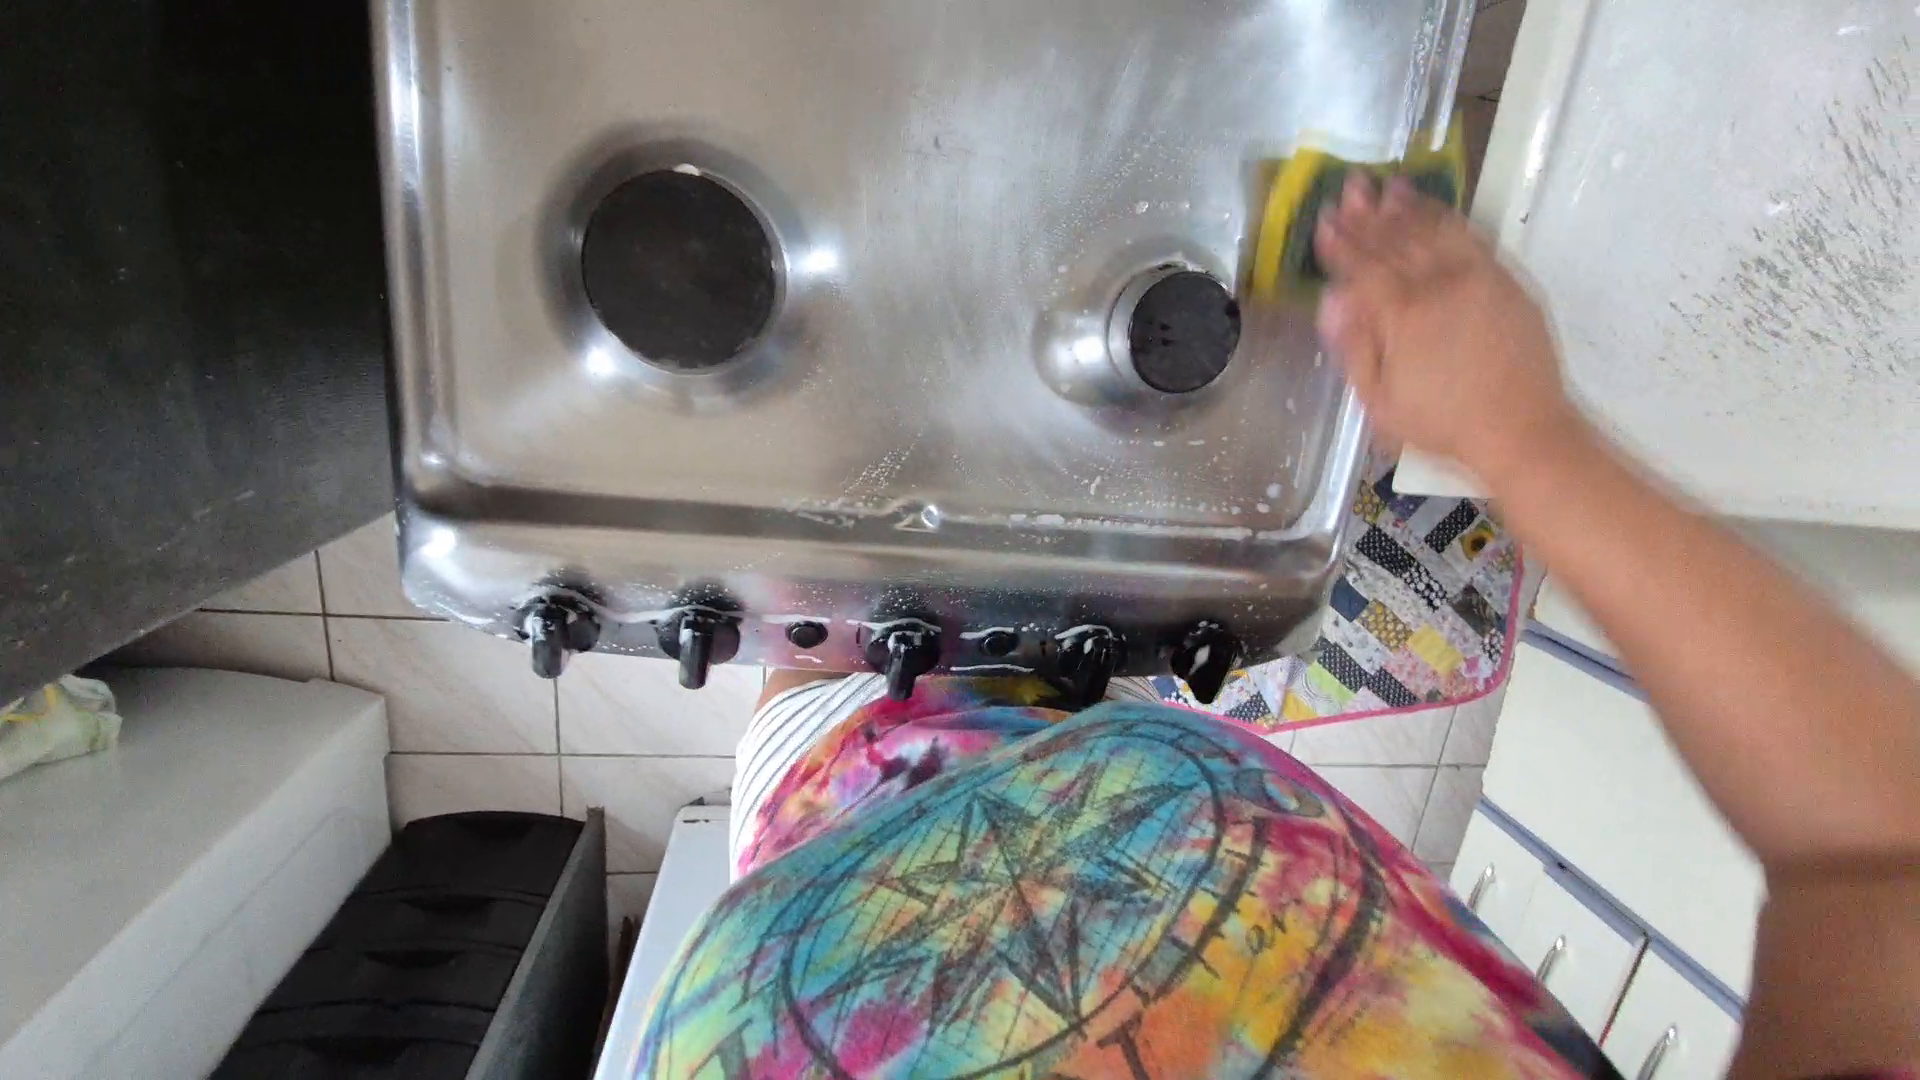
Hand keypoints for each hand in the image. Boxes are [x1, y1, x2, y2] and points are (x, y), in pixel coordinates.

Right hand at [1313, 172, 1580, 482]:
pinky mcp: (1504, 281)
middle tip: (1350, 186)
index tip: (1323, 222)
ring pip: (1435, 232)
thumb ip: (1355, 346)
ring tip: (1387, 186)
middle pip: (1397, 241)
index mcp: (1404, 316)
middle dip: (1369, 215)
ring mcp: (1478, 279)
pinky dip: (1447, 220)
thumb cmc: (1439, 421)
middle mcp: (1441, 286)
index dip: (1341, 245)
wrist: (1518, 426)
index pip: (1364, 268)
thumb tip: (1331, 303)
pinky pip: (1472, 239)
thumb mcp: (1379, 399)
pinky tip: (1432, 211)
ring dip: (1408, 208)